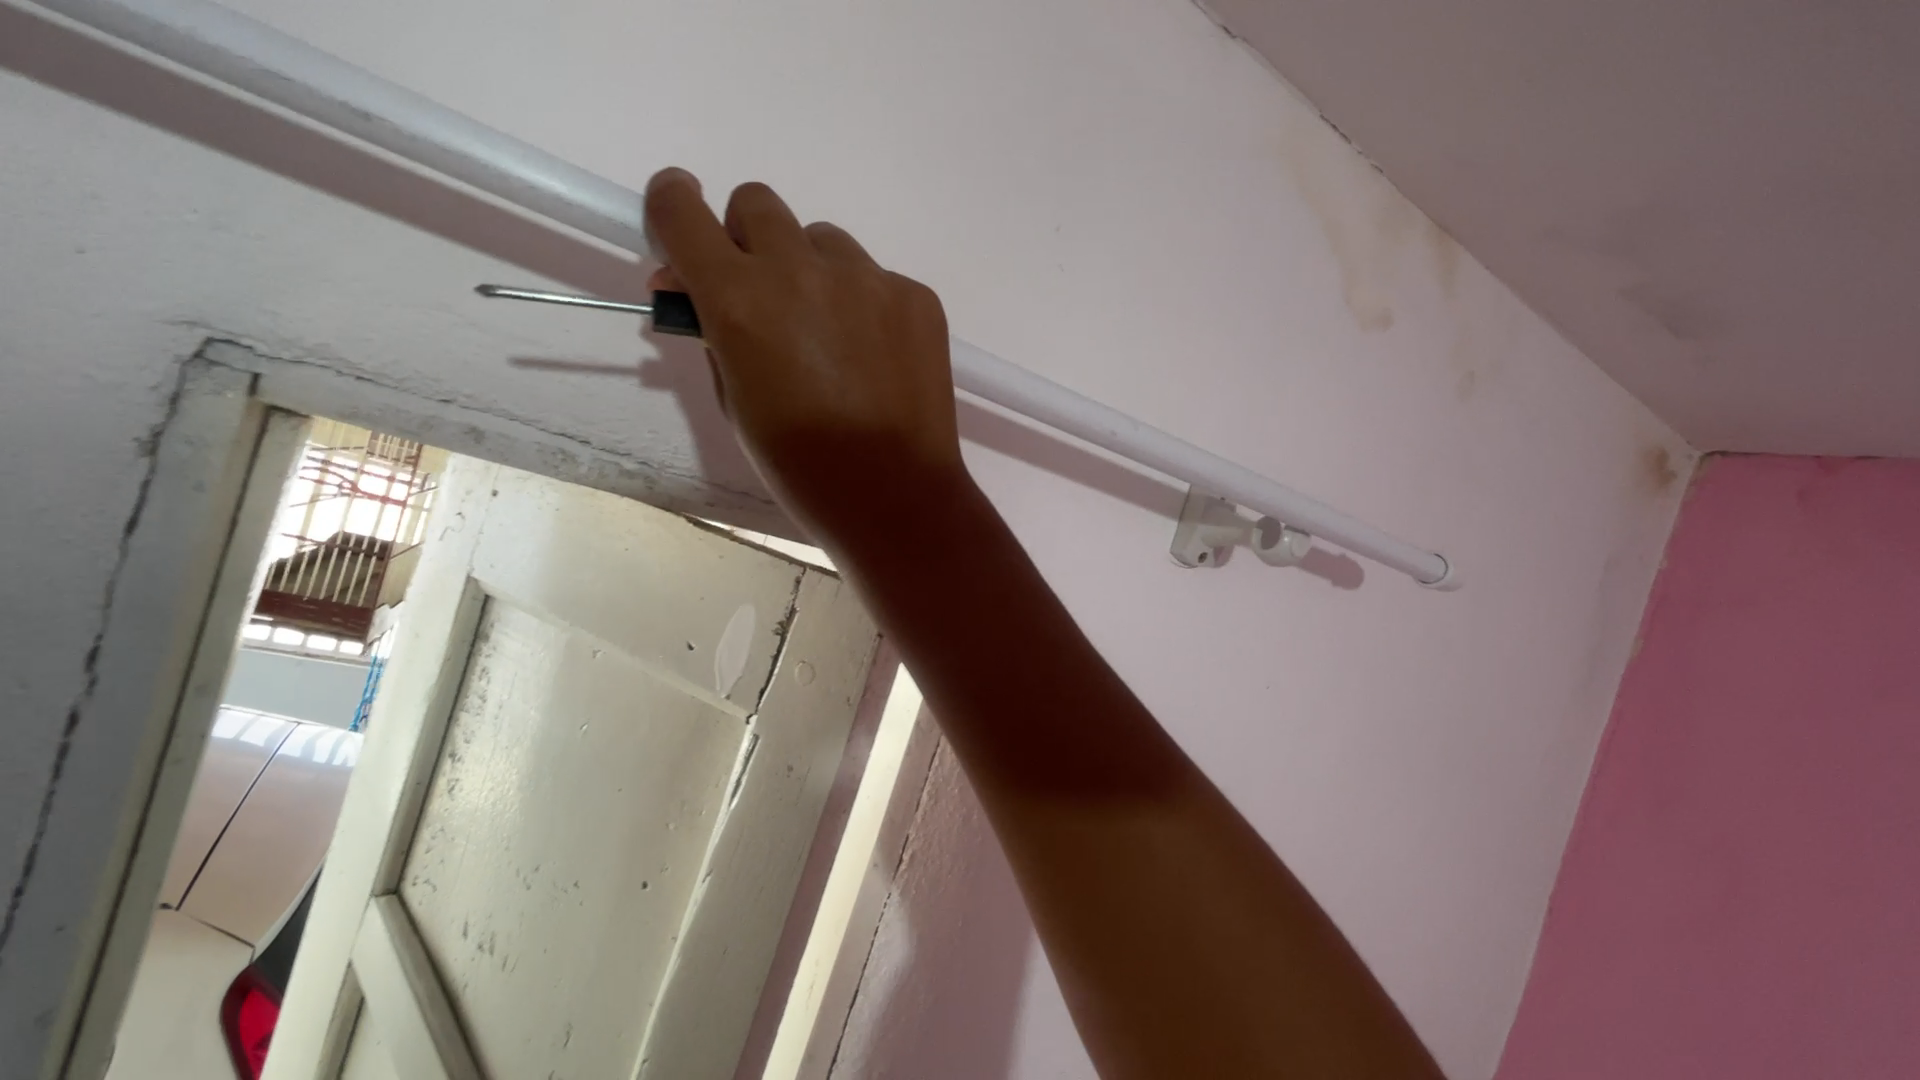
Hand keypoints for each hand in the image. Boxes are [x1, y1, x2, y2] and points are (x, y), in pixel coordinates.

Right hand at [642, 168, 968, 549]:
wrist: (894, 497)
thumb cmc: (799, 466)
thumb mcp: (735, 402)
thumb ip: (714, 333)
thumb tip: (697, 290)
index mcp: (739, 301)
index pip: (682, 211)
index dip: (672, 207)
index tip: (679, 221)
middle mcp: (800, 271)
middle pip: (757, 204)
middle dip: (746, 240)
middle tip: (761, 294)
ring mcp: (866, 279)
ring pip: (821, 242)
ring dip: (810, 272)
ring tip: (830, 339)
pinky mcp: (914, 295)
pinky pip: (874, 277)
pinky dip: (862, 304)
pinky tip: (874, 357)